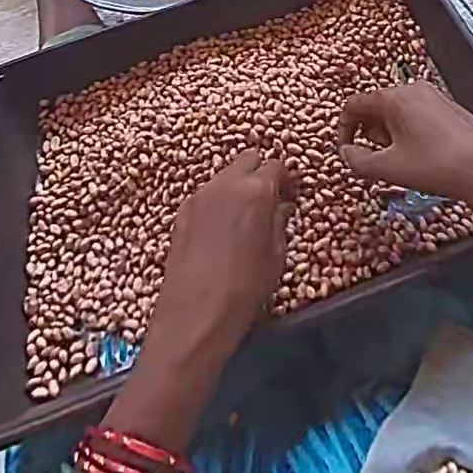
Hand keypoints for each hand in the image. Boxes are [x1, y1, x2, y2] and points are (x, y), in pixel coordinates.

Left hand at [144, 150, 293, 363]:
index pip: (276, 166)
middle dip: (260, 173)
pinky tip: (221, 229)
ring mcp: (200, 195)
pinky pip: (207, 195)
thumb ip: (279, 222)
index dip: (286, 179)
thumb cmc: (245, 287)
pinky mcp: (182, 211)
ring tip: (244, 217)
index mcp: (256, 191)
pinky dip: (218, 201)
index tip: (290, 194)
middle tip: (268, 199)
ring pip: (225, 175)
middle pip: (248, 159)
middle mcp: (226, 184)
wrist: (195, 313)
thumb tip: (281, 207)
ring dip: (238, 186)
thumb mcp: (276, 255)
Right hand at [336, 84, 472, 234]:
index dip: (344, 129)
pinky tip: (421, 159)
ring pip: (397, 114)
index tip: (345, 151)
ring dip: (389, 137)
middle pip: (376, 107)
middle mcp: (415, 90)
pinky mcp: (450, 110)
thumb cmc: (439, 167)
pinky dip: (409, 136)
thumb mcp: (389, 169)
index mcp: (396, 97)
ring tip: (401, 163)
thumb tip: (346, 153)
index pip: (355, 105)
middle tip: (377, 161)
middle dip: (369, 134)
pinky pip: (417, 117)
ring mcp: (435, 98)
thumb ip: (357, 160)